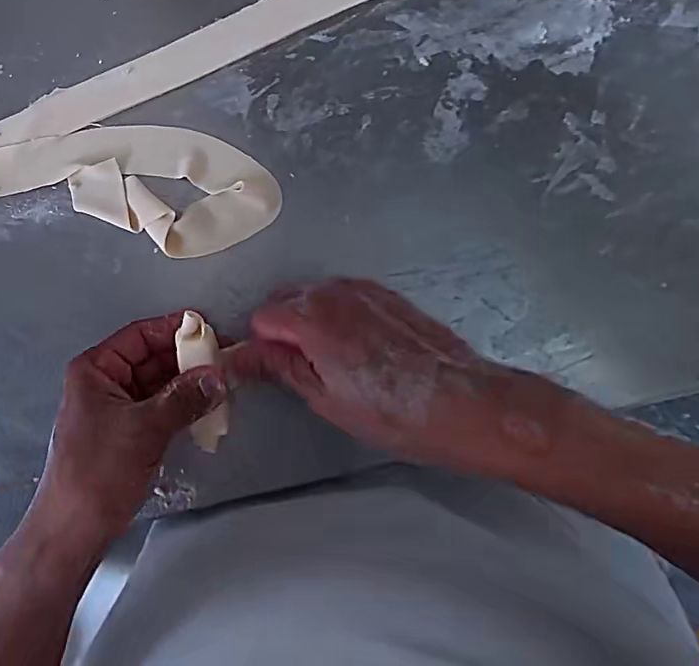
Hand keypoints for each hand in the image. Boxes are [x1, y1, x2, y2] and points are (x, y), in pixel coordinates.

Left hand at [26, 313, 227, 551]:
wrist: (73, 531)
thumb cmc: (93, 476)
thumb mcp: (144, 429)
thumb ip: (183, 399)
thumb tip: (213, 379)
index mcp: (94, 370)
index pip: (138, 336)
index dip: (172, 330)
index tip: (203, 329)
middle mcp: (102, 383)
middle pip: (150, 358)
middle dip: (185, 359)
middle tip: (218, 359)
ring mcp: (114, 408)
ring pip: (157, 384)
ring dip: (186, 384)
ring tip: (217, 383)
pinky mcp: (126, 431)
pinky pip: (158, 407)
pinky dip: (180, 405)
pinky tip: (203, 408)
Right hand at [228, 278, 587, 480]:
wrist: (462, 402)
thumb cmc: (390, 411)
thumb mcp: (324, 398)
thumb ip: (277, 366)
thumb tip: (236, 356)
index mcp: (309, 317)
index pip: (260, 318)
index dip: (262, 346)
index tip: (275, 369)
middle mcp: (330, 291)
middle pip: (283, 299)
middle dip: (282, 328)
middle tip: (305, 368)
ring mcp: (359, 288)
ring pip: (313, 295)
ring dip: (309, 319)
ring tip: (335, 359)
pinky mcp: (383, 292)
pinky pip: (342, 295)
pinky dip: (337, 313)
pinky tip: (359, 346)